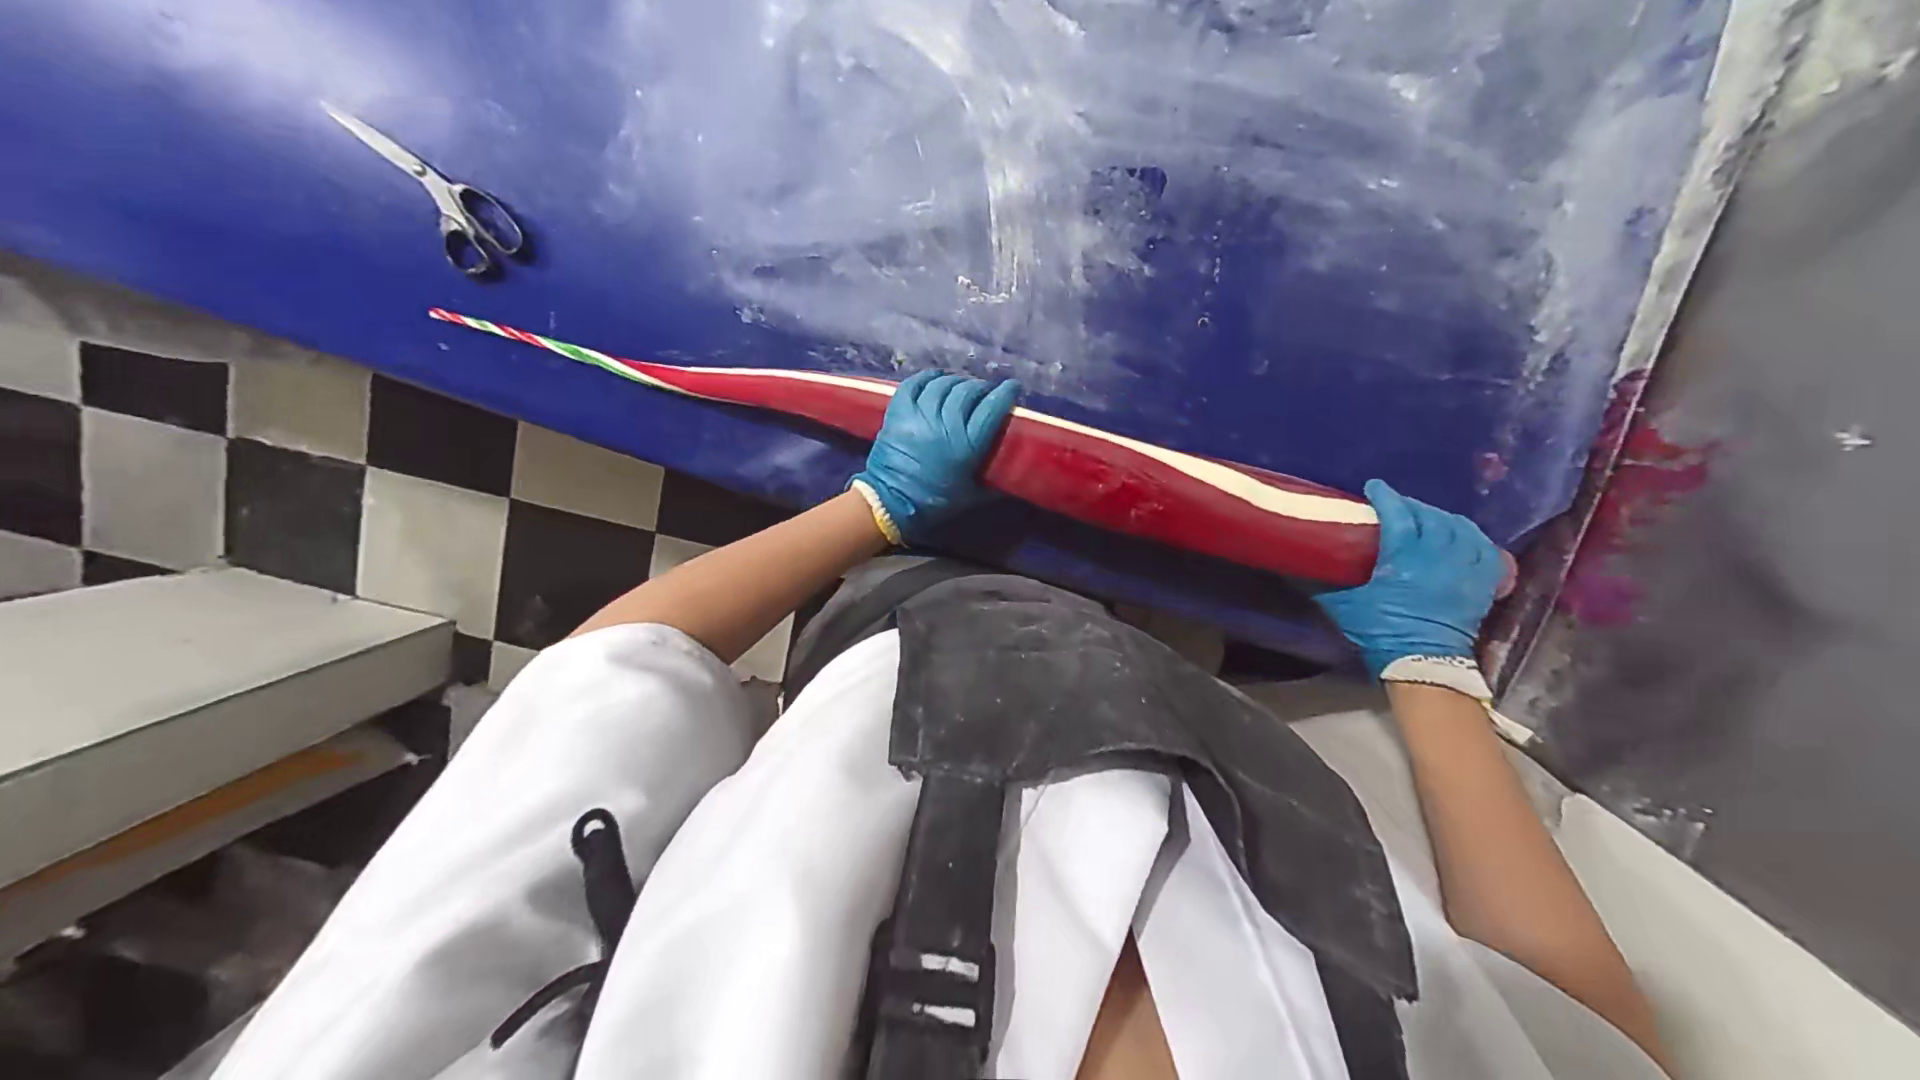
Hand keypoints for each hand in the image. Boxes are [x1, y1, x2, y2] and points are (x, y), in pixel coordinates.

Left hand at [850, 370, 1020, 542]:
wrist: (891, 503)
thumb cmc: (934, 502)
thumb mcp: (972, 496)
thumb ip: (995, 485)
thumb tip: (1015, 475)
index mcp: (968, 444)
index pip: (993, 407)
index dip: (1006, 392)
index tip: (1013, 387)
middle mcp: (947, 423)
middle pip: (969, 391)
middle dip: (981, 387)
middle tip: (984, 392)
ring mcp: (921, 414)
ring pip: (943, 383)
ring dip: (956, 380)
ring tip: (961, 385)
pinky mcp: (899, 411)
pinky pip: (915, 383)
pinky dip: (927, 377)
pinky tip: (935, 378)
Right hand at [1314, 479, 1505, 676]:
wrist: (1422, 663)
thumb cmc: (1379, 631)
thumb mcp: (1344, 605)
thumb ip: (1323, 583)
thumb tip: (1293, 569)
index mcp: (1405, 557)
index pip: (1398, 514)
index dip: (1385, 496)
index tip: (1374, 487)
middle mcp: (1439, 555)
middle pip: (1430, 516)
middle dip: (1413, 506)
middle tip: (1397, 506)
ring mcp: (1466, 568)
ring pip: (1460, 527)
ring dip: (1442, 518)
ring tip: (1429, 518)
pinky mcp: (1484, 583)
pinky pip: (1487, 548)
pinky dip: (1473, 538)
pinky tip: (1462, 538)